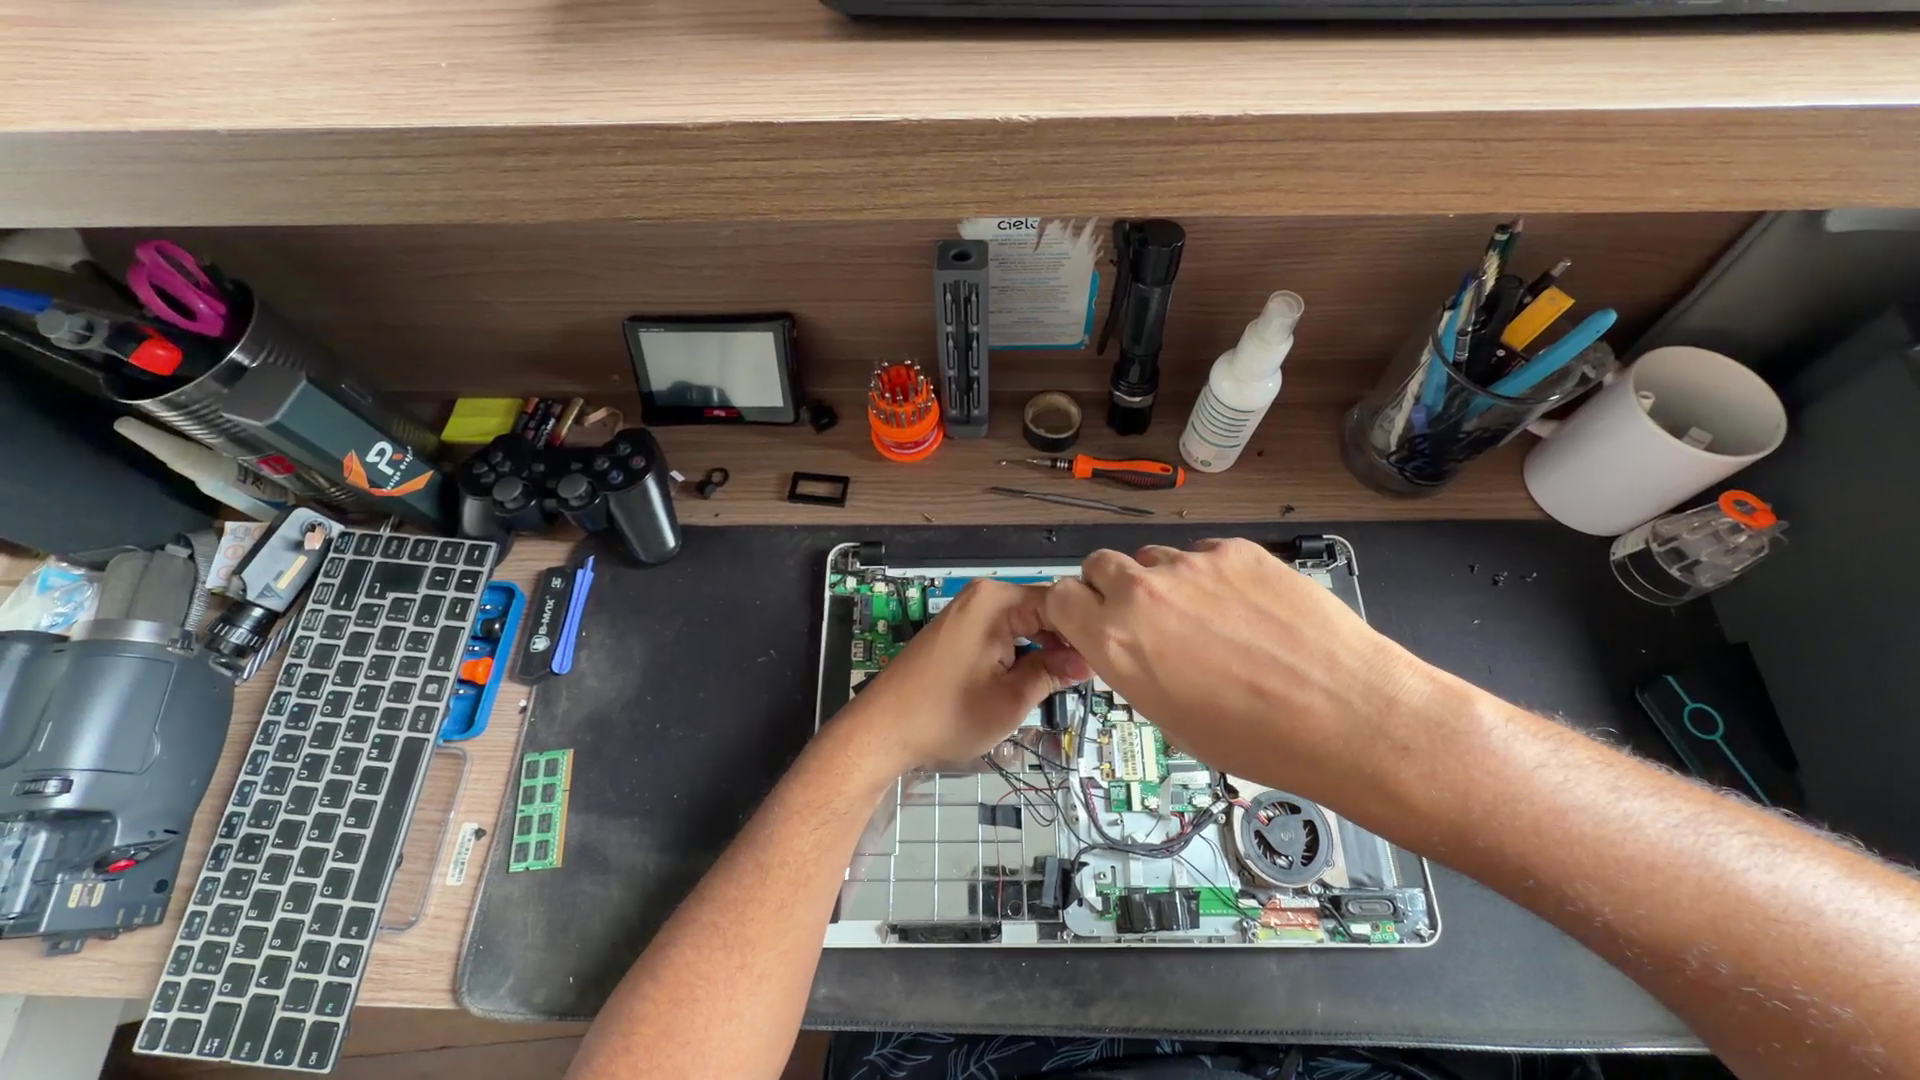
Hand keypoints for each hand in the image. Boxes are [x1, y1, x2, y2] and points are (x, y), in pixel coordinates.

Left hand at [840, 580, 1090, 771]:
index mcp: (997, 601)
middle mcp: (982, 596)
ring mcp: (967, 611)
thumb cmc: (947, 715)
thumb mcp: (1011, 699)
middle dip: (1066, 641)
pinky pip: (1002, 632)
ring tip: (1069, 679)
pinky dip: (1021, 651)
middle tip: (1092, 676)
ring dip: (1045, 648)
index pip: (1061, 603)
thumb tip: (1087, 661)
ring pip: (1024, 623)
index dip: (1086, 633)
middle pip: (1042, 610)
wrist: (882, 730)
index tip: (1107, 663)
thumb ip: (1052, 672)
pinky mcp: (958, 630)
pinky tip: (1037, 675)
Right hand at [1041, 538, 1442, 801]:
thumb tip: (1128, 645)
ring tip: (1206, 620)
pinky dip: (1213, 577)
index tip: (1084, 617)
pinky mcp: (1238, 552)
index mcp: (1115, 642)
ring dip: (1165, 582)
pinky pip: (1205, 555)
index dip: (1072, 608)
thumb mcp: (1168, 719)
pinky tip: (1244, 611)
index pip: (1060, 596)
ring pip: (1155, 558)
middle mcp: (1144, 595)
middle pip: (1100, 564)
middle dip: (1111, 587)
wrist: (1345, 716)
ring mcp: (1192, 567)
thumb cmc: (1260, 736)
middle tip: (1142, 617)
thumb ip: (1130, 666)